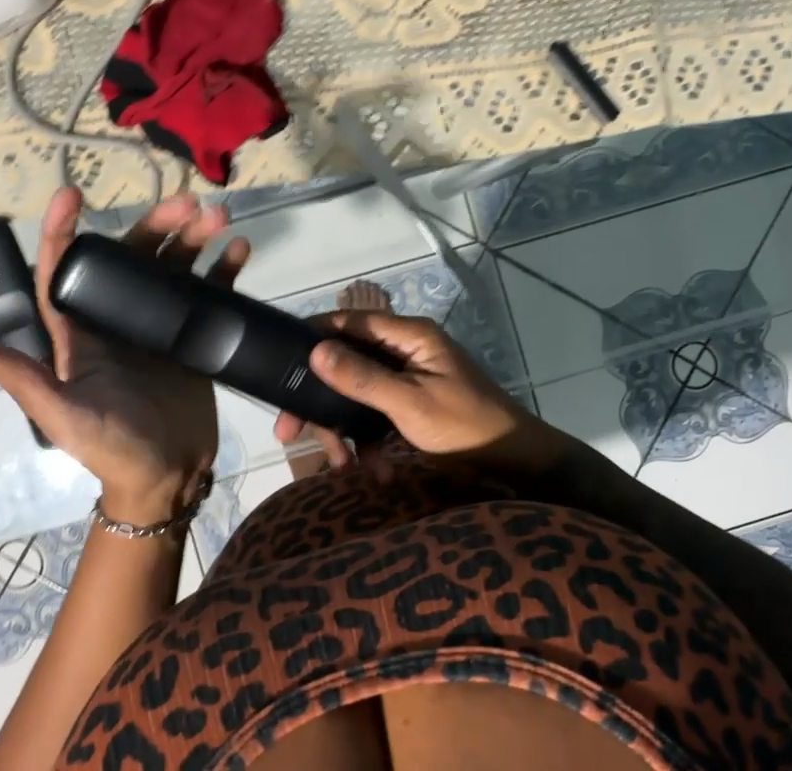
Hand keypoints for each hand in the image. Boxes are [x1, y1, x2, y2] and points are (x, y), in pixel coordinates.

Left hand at [0, 188, 247, 524]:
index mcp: (79, 333)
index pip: (64, 272)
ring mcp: (159, 324)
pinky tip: (240, 249)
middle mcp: (117, 319)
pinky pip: (209, 292)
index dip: (64, 232)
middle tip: (185, 204)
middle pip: (131, 257)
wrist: (170, 476)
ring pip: (173, 267)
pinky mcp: (195, 334)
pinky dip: (224, 268)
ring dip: (193, 238)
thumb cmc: (111, 449)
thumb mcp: (64, 415)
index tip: (71, 194)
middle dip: (155, 225)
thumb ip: (21, 378)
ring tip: (218, 218)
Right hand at [275, 310, 577, 474]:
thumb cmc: (464, 425)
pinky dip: (366, 442)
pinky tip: (369, 471)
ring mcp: (406, 379)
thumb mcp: (409, 402)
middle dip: (319, 400)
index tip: (278, 360)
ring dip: (342, 429)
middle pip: (346, 363)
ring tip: (338, 464)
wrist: (513, 461)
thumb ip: (362, 377)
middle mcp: (404, 350)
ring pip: (356, 395)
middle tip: (288, 431)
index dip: (314, 336)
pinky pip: (374, 416)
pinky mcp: (409, 406)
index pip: (351, 321)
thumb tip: (315, 350)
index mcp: (409, 336)